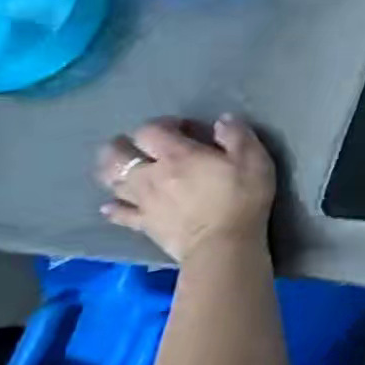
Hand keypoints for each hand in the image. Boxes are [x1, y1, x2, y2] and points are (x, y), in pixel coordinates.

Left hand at [95, 115, 276, 262]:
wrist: (223, 244)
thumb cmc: (241, 197)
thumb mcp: (253, 159)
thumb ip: (236, 134)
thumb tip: (223, 120)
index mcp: (177, 155)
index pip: (151, 130)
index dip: (163, 123)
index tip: (183, 127)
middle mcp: (150, 175)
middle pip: (116, 154)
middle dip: (122, 145)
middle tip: (138, 145)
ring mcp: (143, 201)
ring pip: (111, 181)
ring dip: (113, 171)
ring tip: (126, 169)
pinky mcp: (143, 224)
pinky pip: (118, 213)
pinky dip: (114, 207)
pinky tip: (113, 205)